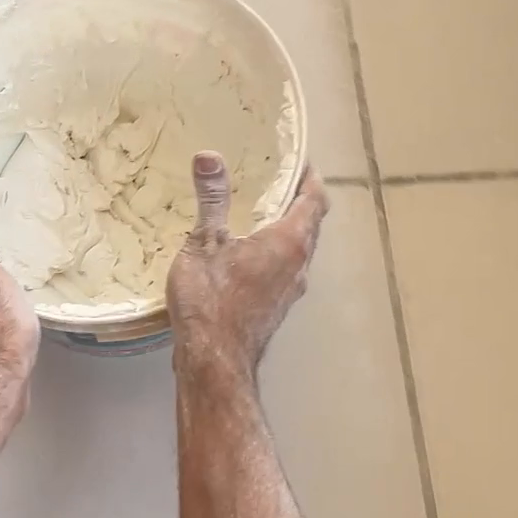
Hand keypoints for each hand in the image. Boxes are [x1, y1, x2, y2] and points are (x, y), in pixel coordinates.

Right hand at [167, 152, 328, 376]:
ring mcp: (290, 290)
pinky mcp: (276, 307)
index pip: (314, 200)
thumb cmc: (209, 299)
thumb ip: (212, 200)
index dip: (309, 178)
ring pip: (297, 249)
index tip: (297, 160)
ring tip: (257, 212)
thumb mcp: (204, 242)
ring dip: (285, 228)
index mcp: (288, 242)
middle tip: (272, 180)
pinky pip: (283, 269)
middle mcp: (299, 265)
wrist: (213, 360)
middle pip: (309, 225)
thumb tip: (210, 156)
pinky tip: (244, 253)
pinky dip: (272, 252)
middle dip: (295, 201)